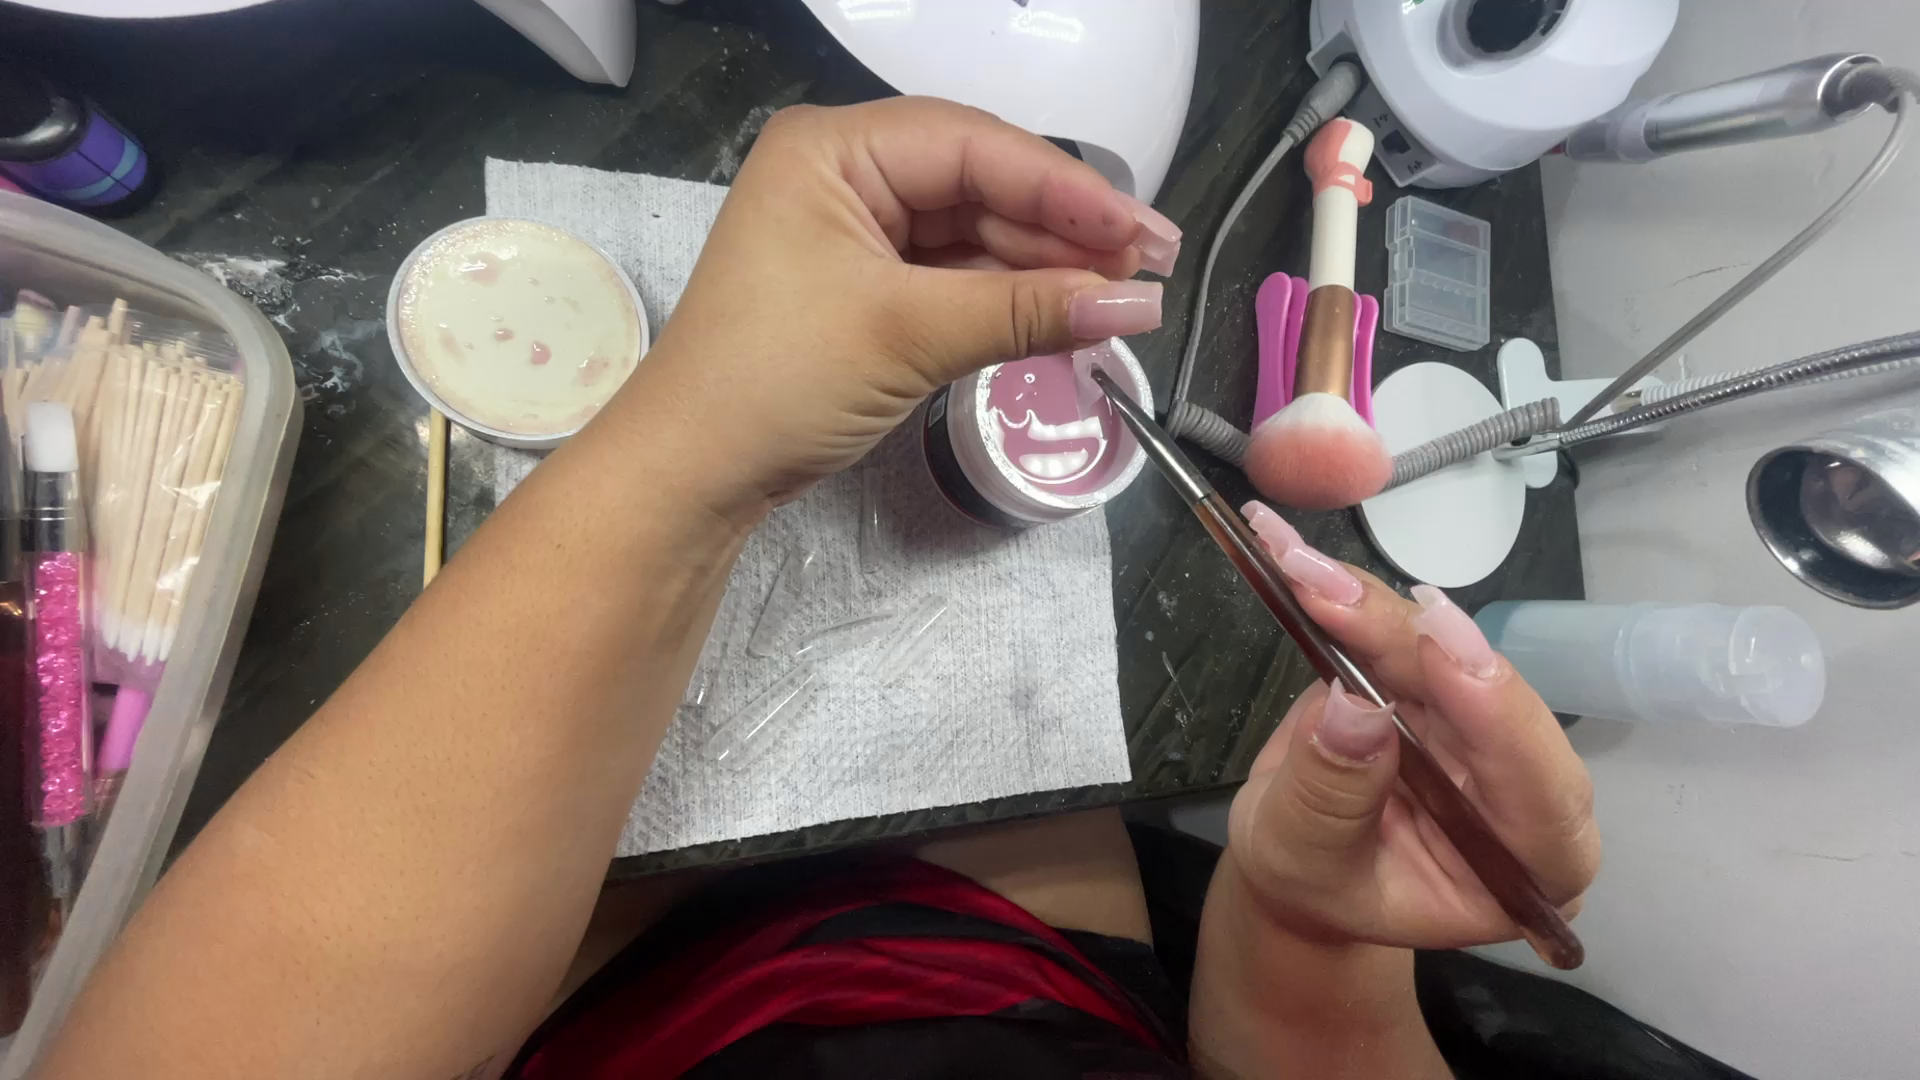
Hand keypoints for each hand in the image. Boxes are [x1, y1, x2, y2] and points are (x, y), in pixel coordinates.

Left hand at [616, 97, 1178, 511]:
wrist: (700, 469)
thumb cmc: (779, 381)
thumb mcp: (906, 334)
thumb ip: (1025, 311)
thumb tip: (1136, 304)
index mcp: (836, 152)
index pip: (975, 148)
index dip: (1069, 190)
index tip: (1143, 235)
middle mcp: (848, 180)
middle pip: (981, 191)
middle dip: (1064, 232)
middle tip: (1148, 269)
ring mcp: (859, 240)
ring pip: (973, 241)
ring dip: (1042, 271)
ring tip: (1119, 298)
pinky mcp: (869, 295)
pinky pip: (953, 284)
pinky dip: (1004, 303)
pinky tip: (1059, 314)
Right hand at [1226, 502, 1600, 951]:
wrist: (1293, 859)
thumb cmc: (1311, 883)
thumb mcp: (1307, 859)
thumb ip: (1332, 795)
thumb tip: (1355, 707)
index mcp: (1523, 859)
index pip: (1538, 789)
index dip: (1496, 714)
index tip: (1439, 644)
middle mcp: (1510, 778)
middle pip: (1478, 697)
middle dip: (1401, 634)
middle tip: (1326, 586)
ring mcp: (1463, 722)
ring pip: (1427, 646)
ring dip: (1360, 599)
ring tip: (1291, 561)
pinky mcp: (1414, 682)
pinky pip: (1385, 629)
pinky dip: (1337, 592)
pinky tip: (1291, 555)